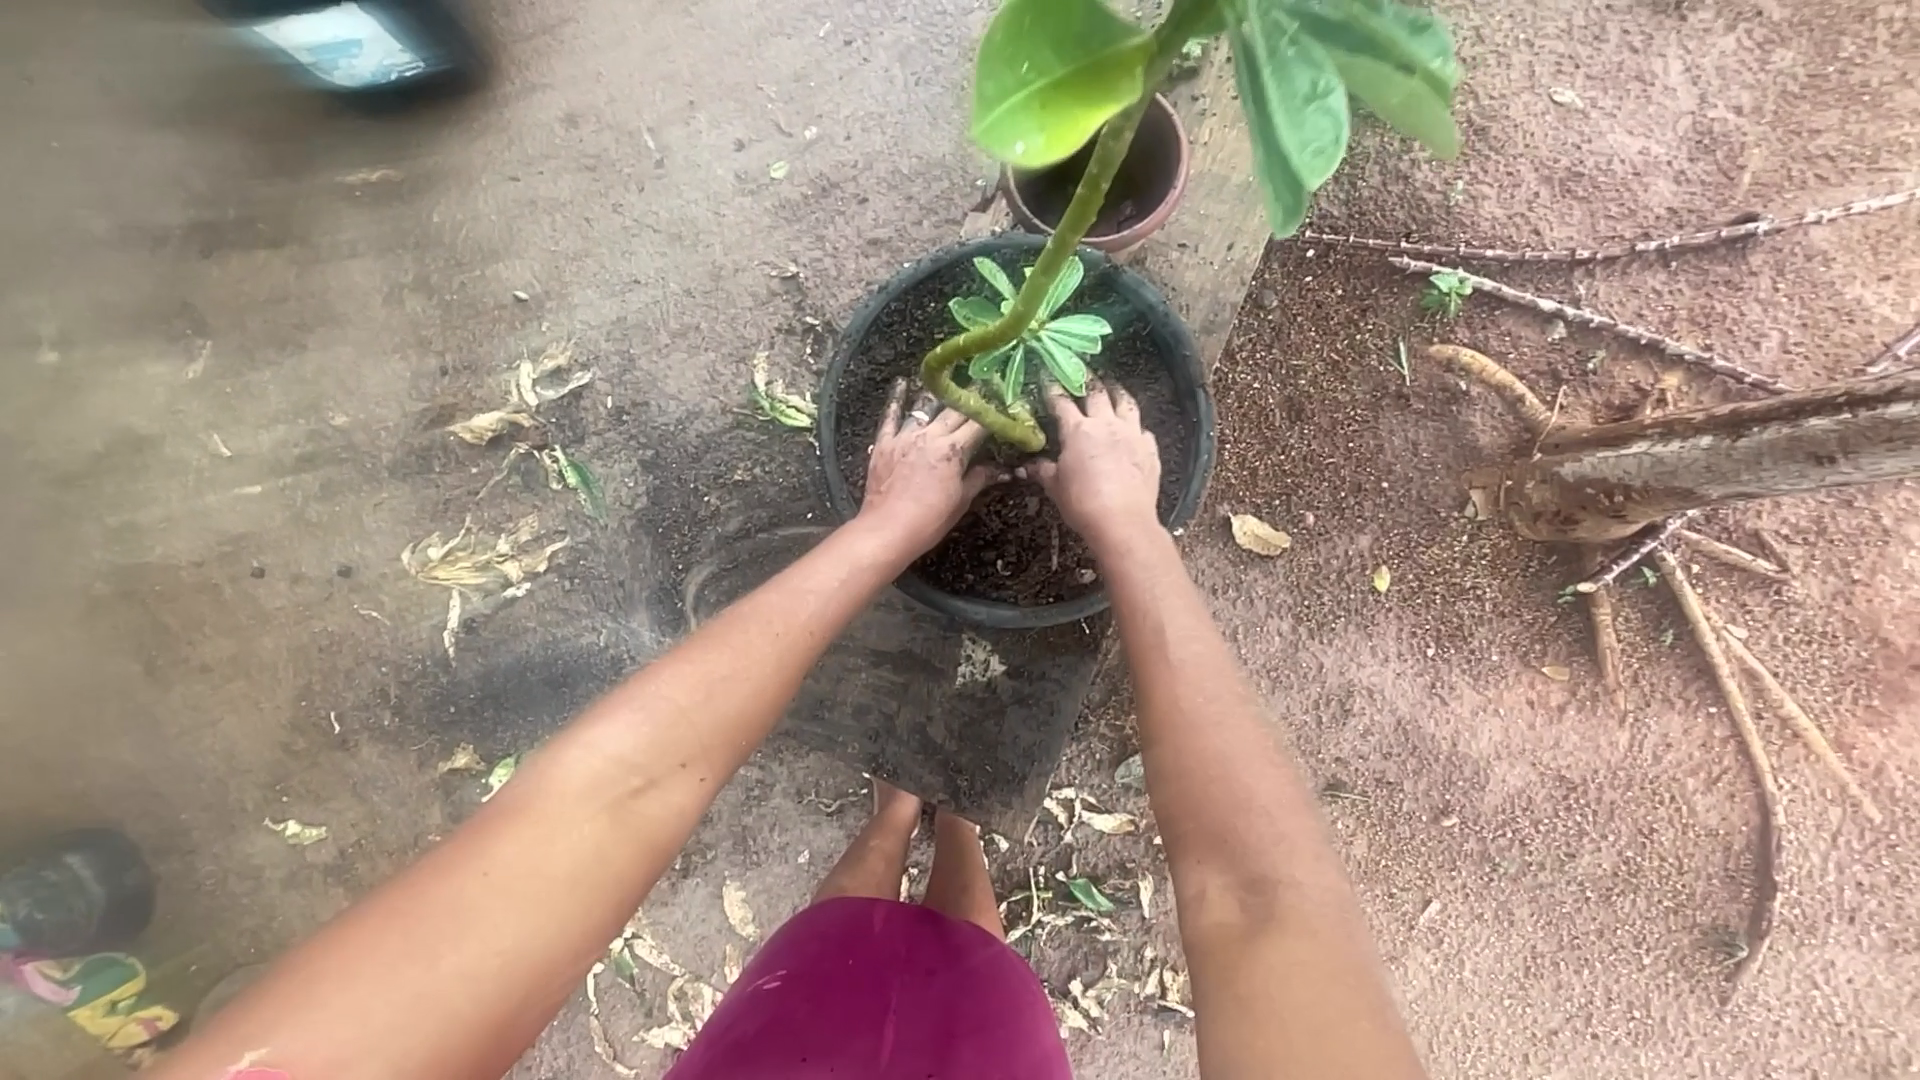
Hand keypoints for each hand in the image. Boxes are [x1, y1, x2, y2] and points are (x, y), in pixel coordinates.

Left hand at [856, 381, 1003, 556]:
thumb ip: (980, 479)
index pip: (979, 424)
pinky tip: (901, 383)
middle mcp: (931, 436)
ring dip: (939, 395)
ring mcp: (905, 436)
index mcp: (954, 451)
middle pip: (955, 410)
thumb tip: (1001, 470)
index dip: (993, 412)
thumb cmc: (928, 521)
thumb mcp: (960, 501)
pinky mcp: (884, 443)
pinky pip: (890, 415)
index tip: (1002, 403)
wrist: (887, 530)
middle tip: (983, 386)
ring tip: (950, 383)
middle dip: (971, 398)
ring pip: (925, 406)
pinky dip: (896, 398)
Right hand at [1022, 380, 1160, 553]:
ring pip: (1126, 403)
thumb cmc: (1083, 503)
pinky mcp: (1150, 450)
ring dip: (1118, 392)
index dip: (1052, 389)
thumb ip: (1043, 471)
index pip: (1062, 402)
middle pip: (1097, 392)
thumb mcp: (1055, 487)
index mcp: (1078, 430)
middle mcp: (1106, 425)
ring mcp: (1132, 434)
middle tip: (1082, 371)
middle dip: (1087, 379)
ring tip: (1113, 386)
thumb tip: (1028, 466)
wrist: (1122, 521)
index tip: (1047, 377)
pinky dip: (1137, 426)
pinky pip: (1144, 429)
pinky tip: (1135, 429)